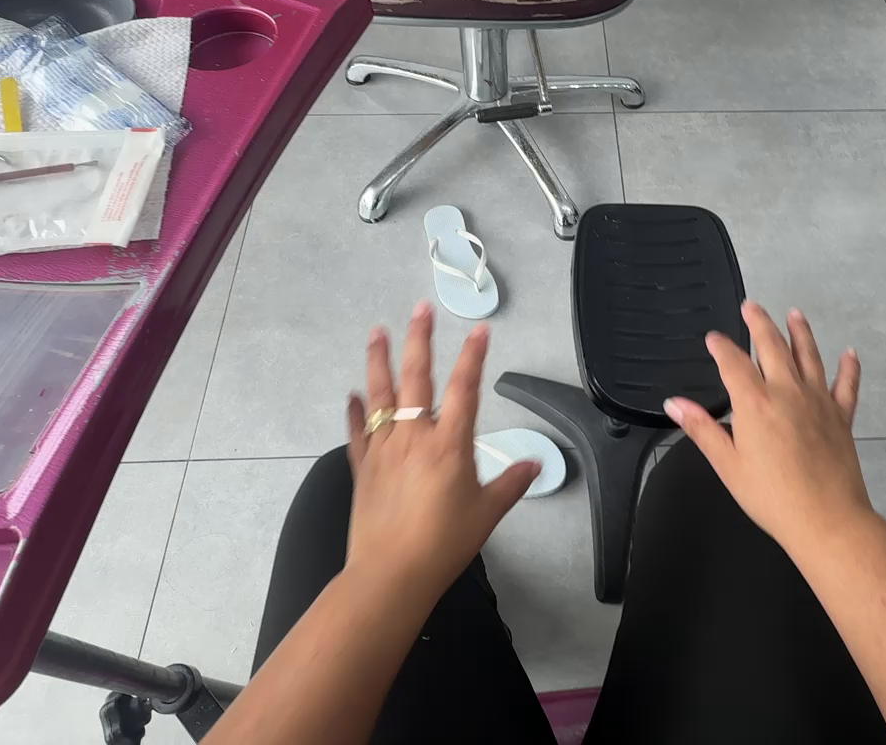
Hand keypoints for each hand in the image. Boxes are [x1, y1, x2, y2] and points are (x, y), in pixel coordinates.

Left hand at [343, 301, 540, 598]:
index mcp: (450, 443)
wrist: (391, 575)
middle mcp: (415, 436)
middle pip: (416, 377)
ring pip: (380, 395)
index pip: (465, 388)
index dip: (473, 356)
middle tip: (420, 309)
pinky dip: (353, 412)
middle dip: (420, 339)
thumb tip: (534, 464)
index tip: (479, 329)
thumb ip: (512, 484)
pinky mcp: (363, 468)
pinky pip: (357, 433)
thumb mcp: (488, 513)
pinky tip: (351, 395)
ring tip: (377, 331)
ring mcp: (384, 449)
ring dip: (378, 360)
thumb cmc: (444, 543)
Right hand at [665, 301, 871, 558]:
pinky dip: (849, 367)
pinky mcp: (841, 416)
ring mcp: (818, 401)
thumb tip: (673, 403)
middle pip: (772, 346)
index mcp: (755, 403)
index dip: (721, 346)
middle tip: (751, 306)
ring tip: (794, 313)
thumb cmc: (770, 495)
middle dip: (759, 323)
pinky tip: (850, 353)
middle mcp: (787, 391)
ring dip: (800, 332)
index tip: (713, 337)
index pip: (733, 363)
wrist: (828, 520)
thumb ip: (702, 429)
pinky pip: (846, 385)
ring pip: (809, 356)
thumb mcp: (728, 465)